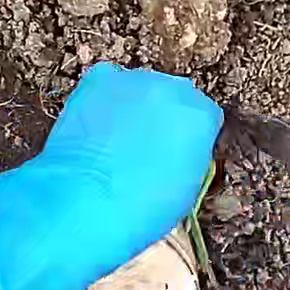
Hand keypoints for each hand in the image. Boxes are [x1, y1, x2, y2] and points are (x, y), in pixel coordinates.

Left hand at [0, 63, 221, 289]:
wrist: (84, 203)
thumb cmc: (138, 208)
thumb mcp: (186, 190)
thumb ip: (191, 156)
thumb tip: (180, 149)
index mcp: (201, 116)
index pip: (205, 117)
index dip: (190, 137)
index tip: (177, 152)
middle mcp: (173, 89)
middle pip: (174, 97)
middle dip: (163, 118)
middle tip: (145, 147)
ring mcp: (134, 80)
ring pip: (141, 88)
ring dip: (134, 106)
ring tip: (116, 140)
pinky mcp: (99, 80)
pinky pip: (108, 83)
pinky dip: (104, 98)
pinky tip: (98, 125)